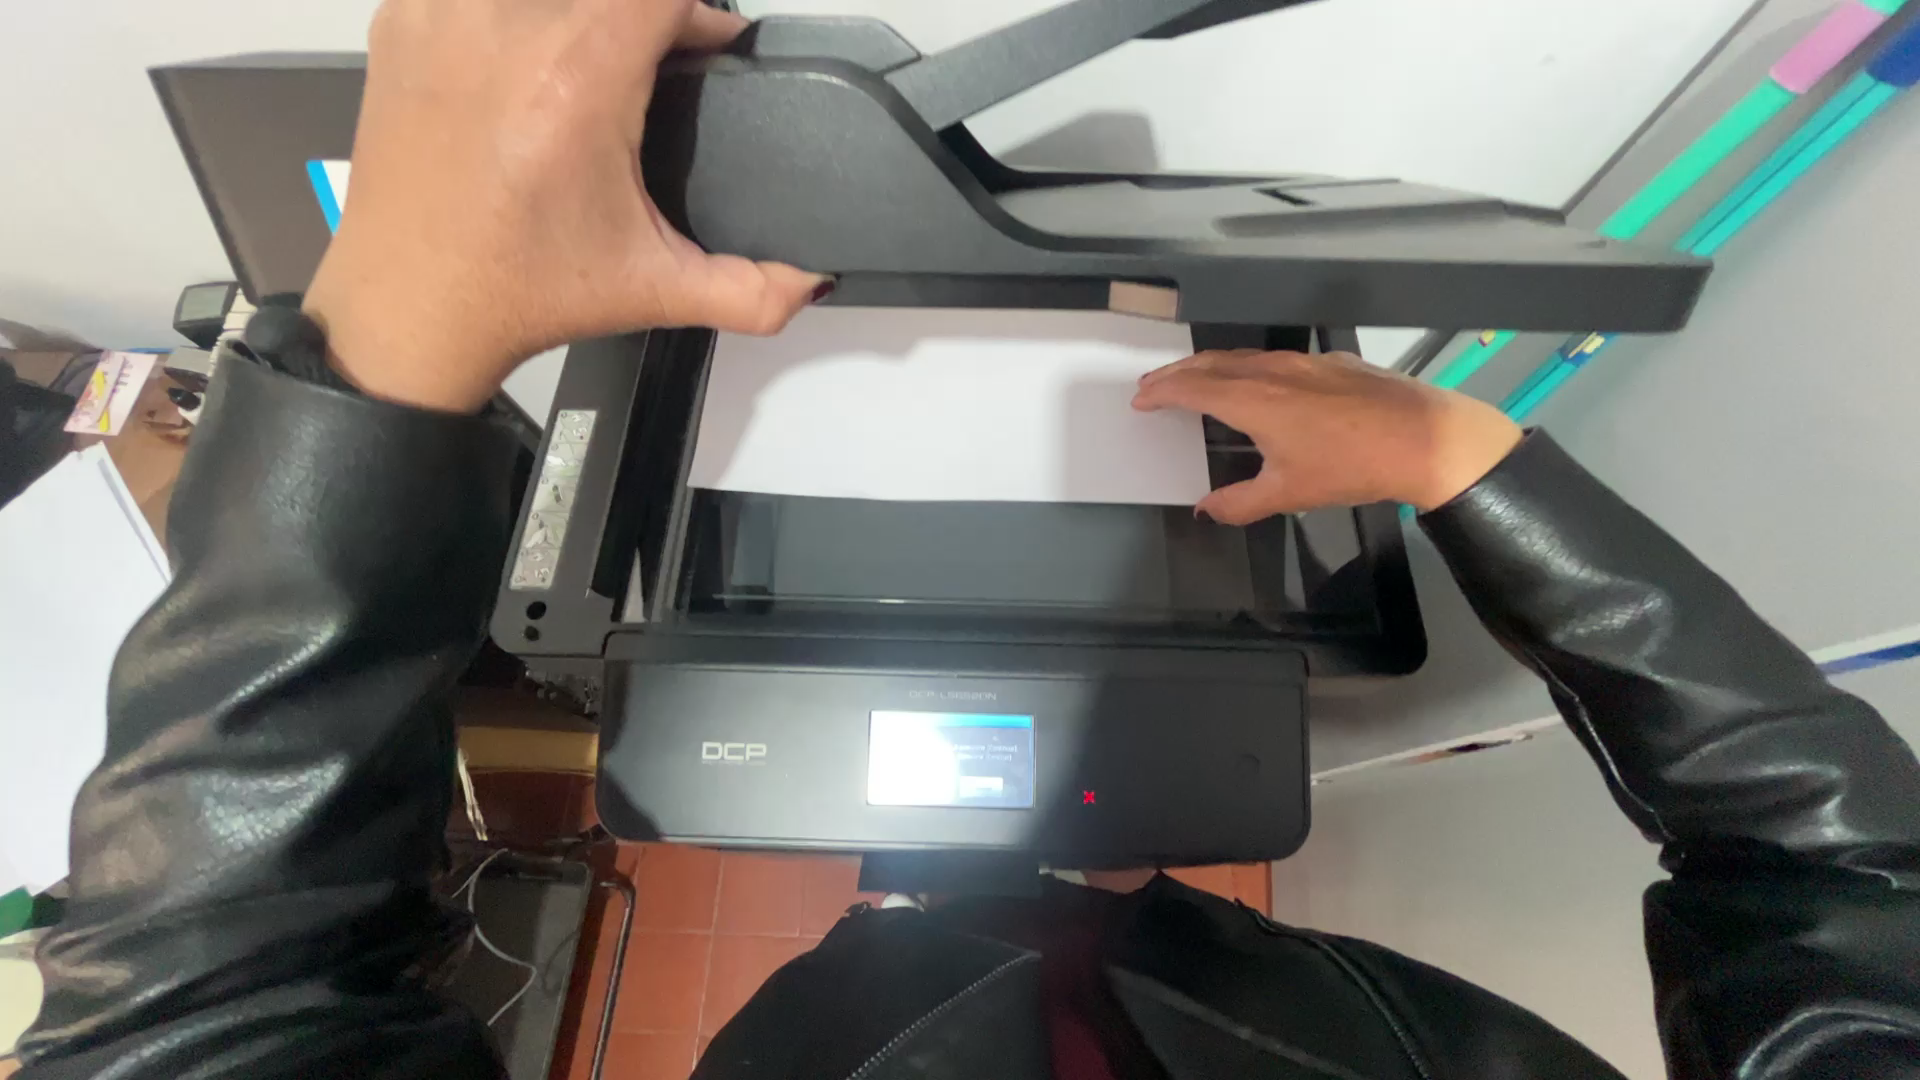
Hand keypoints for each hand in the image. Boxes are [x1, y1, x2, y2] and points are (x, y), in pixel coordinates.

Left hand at [303, 0, 827, 411]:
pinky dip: (530, 11)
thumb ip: (752, 293)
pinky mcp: (405, 20)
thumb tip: (810, 282)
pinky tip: (542, 57)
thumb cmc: (522, 291)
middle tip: (667, 60)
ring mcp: (442, 13)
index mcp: (574, 84)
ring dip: (590, 10)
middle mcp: (500, 29)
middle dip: (650, 10)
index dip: (700, 7)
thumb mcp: (658, 293)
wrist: (416, 303)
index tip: (714, 41)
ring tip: (608, 58)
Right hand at [1132, 350, 1521, 521]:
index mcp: (1253, 400)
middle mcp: (1272, 372)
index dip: (1161, 392)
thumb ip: (1237, 503)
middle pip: (1210, 363)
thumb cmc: (1350, 466)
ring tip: (1191, 378)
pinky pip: (1271, 358)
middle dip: (1175, 373)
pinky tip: (1252, 380)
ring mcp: (1303, 363)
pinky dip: (1243, 366)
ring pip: (1242, 356)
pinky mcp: (1330, 362)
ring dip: (1208, 366)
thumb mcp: (1287, 493)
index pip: (1192, 388)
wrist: (1426, 439)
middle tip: (1151, 384)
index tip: (1140, 400)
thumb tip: (1205, 511)